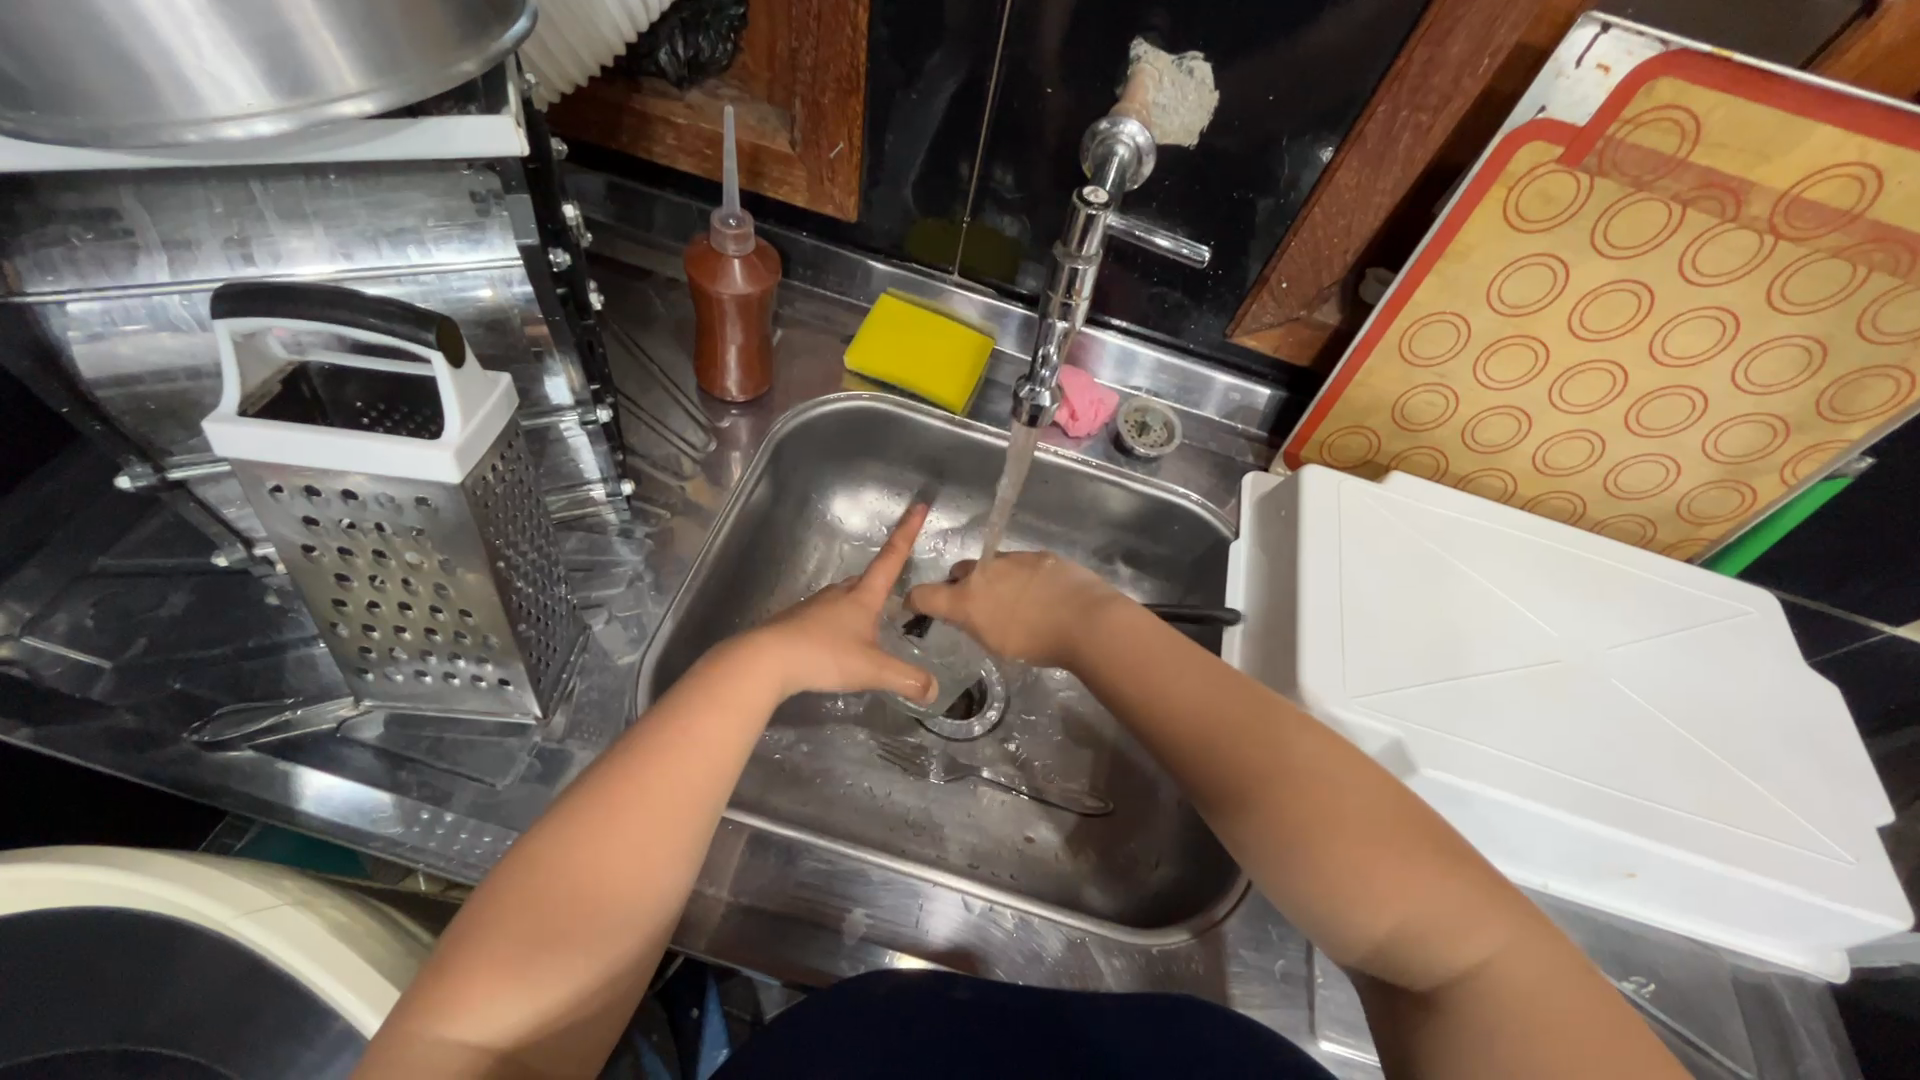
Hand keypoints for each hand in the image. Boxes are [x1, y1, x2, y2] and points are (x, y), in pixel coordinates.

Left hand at [738, 504, 935, 703]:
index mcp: (862, 597)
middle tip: (895, 589)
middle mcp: (839, 594)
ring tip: (869, 626)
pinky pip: (825, 618)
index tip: (918, 506)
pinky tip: (837, 645)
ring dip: (858, 606)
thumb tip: (934, 689)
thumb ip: (905, 679)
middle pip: (866, 579)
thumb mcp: (872, 670)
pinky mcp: (796, 623)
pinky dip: (837, 626)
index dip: (907, 532)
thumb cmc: (823, 655)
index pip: (891, 558)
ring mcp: (814, 607)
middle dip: (882, 579)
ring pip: (844, 599)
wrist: (766, 660)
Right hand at [905, 551, 1123, 667]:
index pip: (924, 594)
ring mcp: (1013, 559)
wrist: (1086, 620)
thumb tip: (971, 615)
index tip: (914, 605)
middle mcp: (983, 571)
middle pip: (960, 572)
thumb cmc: (1038, 643)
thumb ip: (976, 624)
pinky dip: (1024, 577)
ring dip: (996, 579)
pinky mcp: (1041, 555)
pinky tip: (1043, 594)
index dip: (915, 600)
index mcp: (965, 599)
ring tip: (1017, 601)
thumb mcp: (996, 644)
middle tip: (978, 605)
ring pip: (993, 565)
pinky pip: (1022, 564)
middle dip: (962, 584)